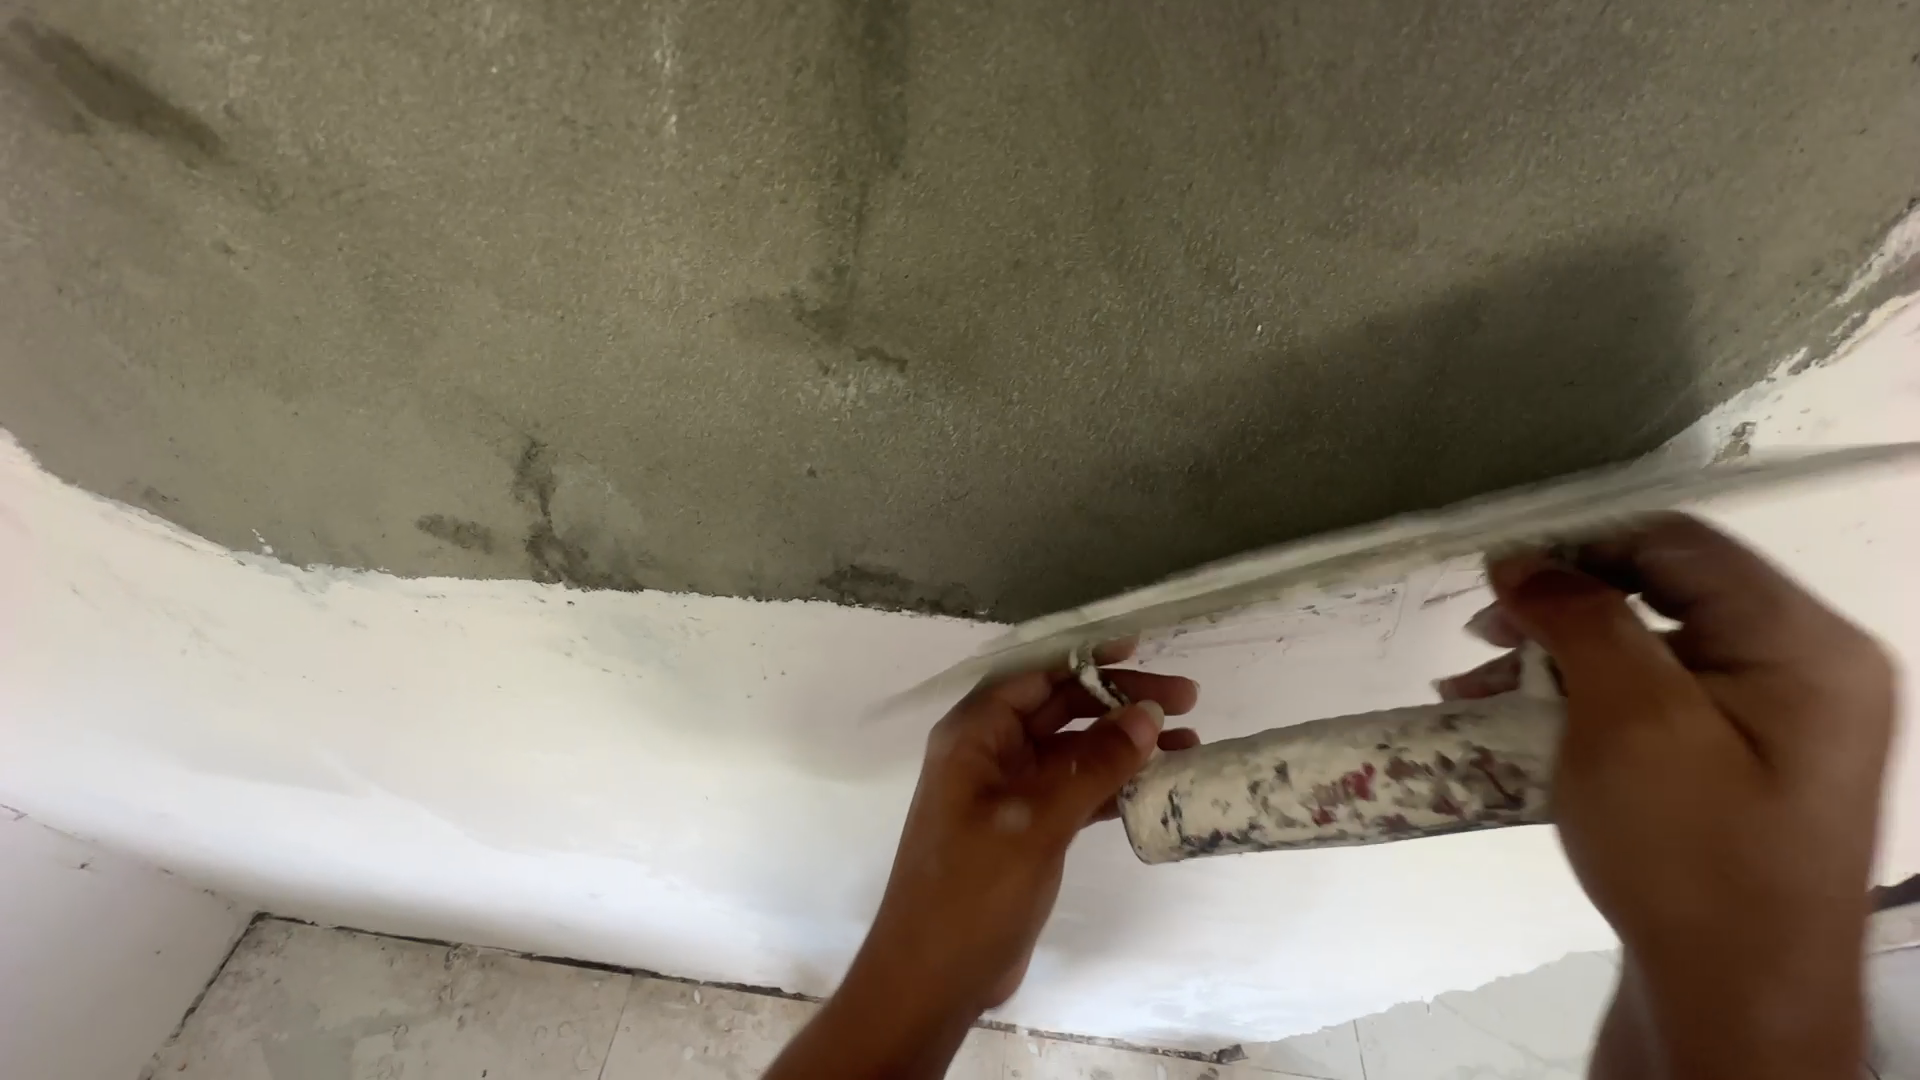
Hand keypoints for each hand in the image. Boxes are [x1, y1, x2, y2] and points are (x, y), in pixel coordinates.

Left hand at [765, 642, 1198, 1079]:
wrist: (934, 976)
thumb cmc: (973, 888)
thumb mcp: (1036, 821)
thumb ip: (1093, 765)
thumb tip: (1147, 713)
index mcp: (975, 733)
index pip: (1036, 674)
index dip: (1086, 656)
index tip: (1139, 646)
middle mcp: (990, 750)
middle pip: (1061, 707)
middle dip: (1119, 700)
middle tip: (1186, 699)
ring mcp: (1010, 789)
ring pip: (1074, 748)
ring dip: (1125, 743)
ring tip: (1189, 741)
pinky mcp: (1029, 824)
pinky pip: (1077, 788)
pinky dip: (1115, 782)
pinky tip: (1158, 782)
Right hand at [1438, 514, 1895, 1079]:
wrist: (1730, 987)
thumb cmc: (1685, 848)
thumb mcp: (1627, 719)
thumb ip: (1580, 620)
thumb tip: (1518, 561)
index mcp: (1799, 644)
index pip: (1676, 545)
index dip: (1578, 544)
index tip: (1493, 575)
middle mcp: (1794, 663)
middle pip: (1656, 588)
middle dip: (1556, 603)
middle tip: (1480, 633)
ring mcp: (1763, 709)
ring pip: (1638, 639)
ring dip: (1549, 650)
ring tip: (1473, 683)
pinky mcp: (1725, 747)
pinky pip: (1639, 689)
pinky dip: (1568, 690)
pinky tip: (1505, 712)